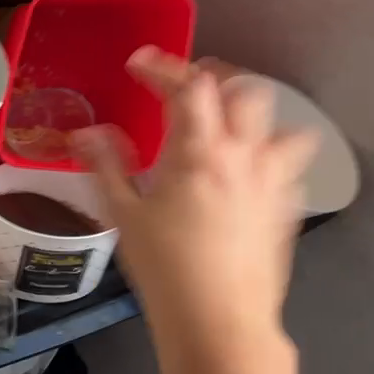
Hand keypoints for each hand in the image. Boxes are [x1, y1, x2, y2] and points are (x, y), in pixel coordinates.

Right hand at [72, 47, 318, 358]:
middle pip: (245, 93)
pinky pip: (285, 157)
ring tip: (218, 122)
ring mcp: (274, 178)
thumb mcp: (121, 212)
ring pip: (277, 121)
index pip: (190, 90)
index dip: (164, 67)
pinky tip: (237, 166)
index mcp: (199, 154)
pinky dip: (261, 148)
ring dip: (247, 113)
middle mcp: (245, 156)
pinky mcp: (287, 201)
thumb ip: (106, 165)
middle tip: (181, 87)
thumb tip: (87, 133)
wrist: (217, 311)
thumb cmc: (162, 262)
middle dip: (213, 81)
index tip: (138, 62)